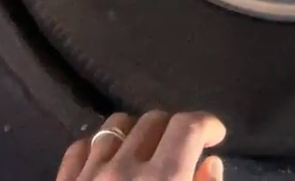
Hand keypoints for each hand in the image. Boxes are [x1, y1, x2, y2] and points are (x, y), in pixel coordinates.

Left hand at [56, 111, 226, 180]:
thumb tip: (210, 163)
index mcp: (164, 179)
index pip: (190, 126)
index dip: (208, 123)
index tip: (216, 135)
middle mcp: (126, 169)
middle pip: (155, 120)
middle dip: (173, 129)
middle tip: (181, 149)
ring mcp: (89, 177)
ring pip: (117, 125)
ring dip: (136, 132)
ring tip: (144, 149)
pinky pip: (79, 148)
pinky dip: (97, 148)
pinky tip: (107, 160)